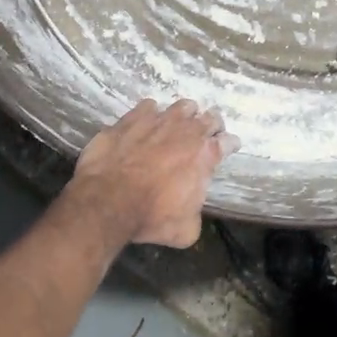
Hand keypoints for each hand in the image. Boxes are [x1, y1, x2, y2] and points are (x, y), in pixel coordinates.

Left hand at [60, 99, 239, 249]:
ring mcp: (159, 120)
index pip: (228, 141)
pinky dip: (149, 114)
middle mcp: (187, 130)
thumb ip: (195, 214)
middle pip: (210, 117)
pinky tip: (144, 124)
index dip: (229, 145)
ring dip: (184, 114)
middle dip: (211, 124)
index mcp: (205, 155)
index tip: (227, 148)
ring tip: (177, 124)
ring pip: (182, 106)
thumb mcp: (185, 230)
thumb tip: (192, 213)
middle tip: (205, 134)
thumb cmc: (151, 217)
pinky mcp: (132, 118)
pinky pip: (148, 106)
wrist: (107, 201)